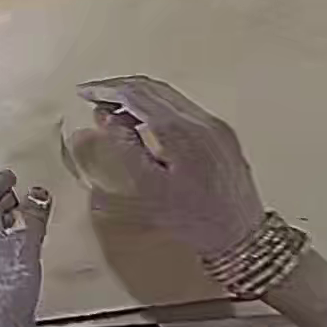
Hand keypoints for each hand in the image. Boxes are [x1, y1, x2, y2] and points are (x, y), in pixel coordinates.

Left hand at [0, 169, 51, 326]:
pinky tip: (25, 238)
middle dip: (2, 196)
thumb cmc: (10, 283)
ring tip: (23, 208)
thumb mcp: (27, 245)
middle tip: (18, 188)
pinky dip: (11, 231)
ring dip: (6, 213)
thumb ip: (34, 217)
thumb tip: (38, 190)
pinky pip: (0, 241)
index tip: (10, 173)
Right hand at [76, 75, 263, 261]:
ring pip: (166, 94)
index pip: (136, 94)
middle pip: (152, 88)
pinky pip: (179, 106)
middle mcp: (200, 119)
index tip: (84, 92)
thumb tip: (106, 119)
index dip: (106, 90)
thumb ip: (124, 147)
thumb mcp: (148, 187)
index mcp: (181, 131)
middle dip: (118, 89)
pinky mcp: (219, 132)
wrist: (243, 238)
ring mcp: (213, 124)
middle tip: (94, 100)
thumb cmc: (193, 218)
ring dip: (136, 96)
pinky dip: (153, 106)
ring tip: (113, 112)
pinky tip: (141, 122)